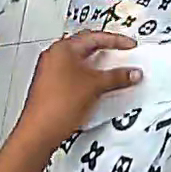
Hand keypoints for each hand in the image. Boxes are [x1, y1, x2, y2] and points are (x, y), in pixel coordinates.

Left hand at [9, 30, 141, 151]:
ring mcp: (49, 72)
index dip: (117, 41)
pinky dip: (88, 77)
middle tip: (121, 53)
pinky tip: (96, 86)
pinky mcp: (49, 87)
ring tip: (112, 71)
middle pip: (86, 46)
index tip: (129, 45)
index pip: (96, 37)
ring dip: (97, 65)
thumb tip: (131, 73)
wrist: (38, 134)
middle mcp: (53, 56)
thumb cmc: (57, 107)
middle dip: (106, 50)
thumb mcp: (96, 86)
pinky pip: (74, 74)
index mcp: (63, 49)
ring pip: (80, 61)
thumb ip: (118, 77)